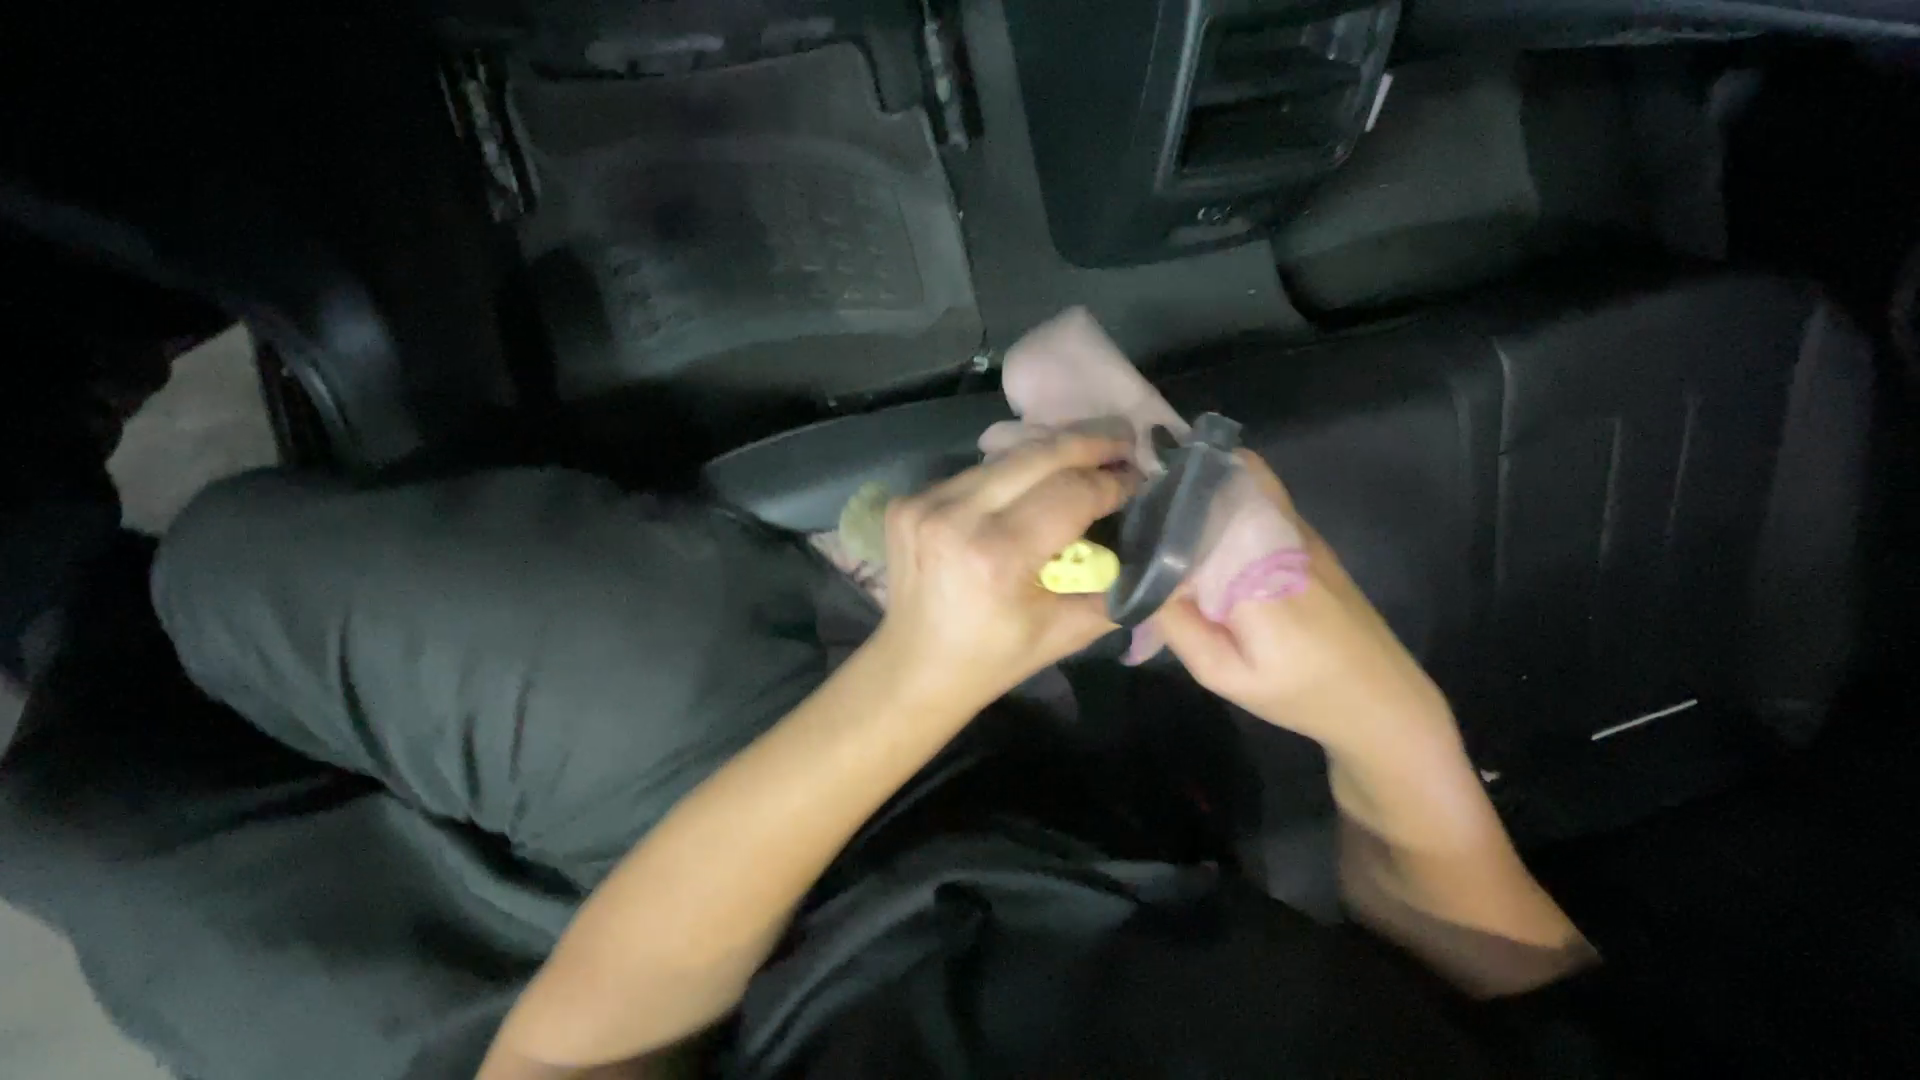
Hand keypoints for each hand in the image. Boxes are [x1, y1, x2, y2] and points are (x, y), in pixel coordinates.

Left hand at [875, 433, 1137, 706]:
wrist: (915, 666)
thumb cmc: (994, 657)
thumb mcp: (1066, 633)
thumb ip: (1118, 591)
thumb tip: (1168, 557)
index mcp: (996, 556)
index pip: (1070, 493)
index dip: (1111, 482)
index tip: (1139, 477)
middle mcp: (955, 518)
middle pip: (1038, 456)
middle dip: (1088, 444)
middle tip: (1124, 440)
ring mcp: (924, 504)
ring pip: (1005, 459)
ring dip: (1049, 454)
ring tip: (1086, 454)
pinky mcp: (907, 501)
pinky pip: (975, 474)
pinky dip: (1010, 475)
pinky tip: (1032, 484)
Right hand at [1150, 452, 1447, 750]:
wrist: (1382, 699)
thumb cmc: (1300, 695)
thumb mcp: (1225, 677)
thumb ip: (1180, 627)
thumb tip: (1145, 581)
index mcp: (1254, 579)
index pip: (1189, 526)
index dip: (1154, 524)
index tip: (1128, 538)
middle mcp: (1279, 541)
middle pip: (1217, 488)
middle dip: (1177, 492)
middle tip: (1142, 513)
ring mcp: (1301, 533)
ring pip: (1243, 485)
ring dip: (1205, 488)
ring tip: (1168, 509)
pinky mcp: (1311, 538)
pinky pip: (1263, 499)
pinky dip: (1230, 496)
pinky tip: (1208, 522)